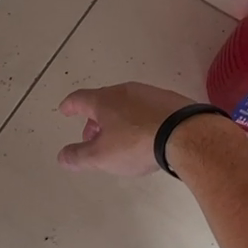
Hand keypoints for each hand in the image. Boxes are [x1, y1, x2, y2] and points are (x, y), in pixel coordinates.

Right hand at [56, 82, 198, 175]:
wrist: (186, 134)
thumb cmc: (136, 143)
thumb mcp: (102, 156)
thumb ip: (79, 156)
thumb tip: (61, 156)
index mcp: (104, 101)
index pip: (79, 99)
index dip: (70, 105)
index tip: (65, 110)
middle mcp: (125, 91)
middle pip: (103, 101)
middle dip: (95, 119)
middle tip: (93, 137)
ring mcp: (150, 94)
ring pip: (126, 104)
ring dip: (117, 119)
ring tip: (120, 138)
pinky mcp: (171, 101)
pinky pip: (147, 109)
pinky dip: (139, 119)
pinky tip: (146, 135)